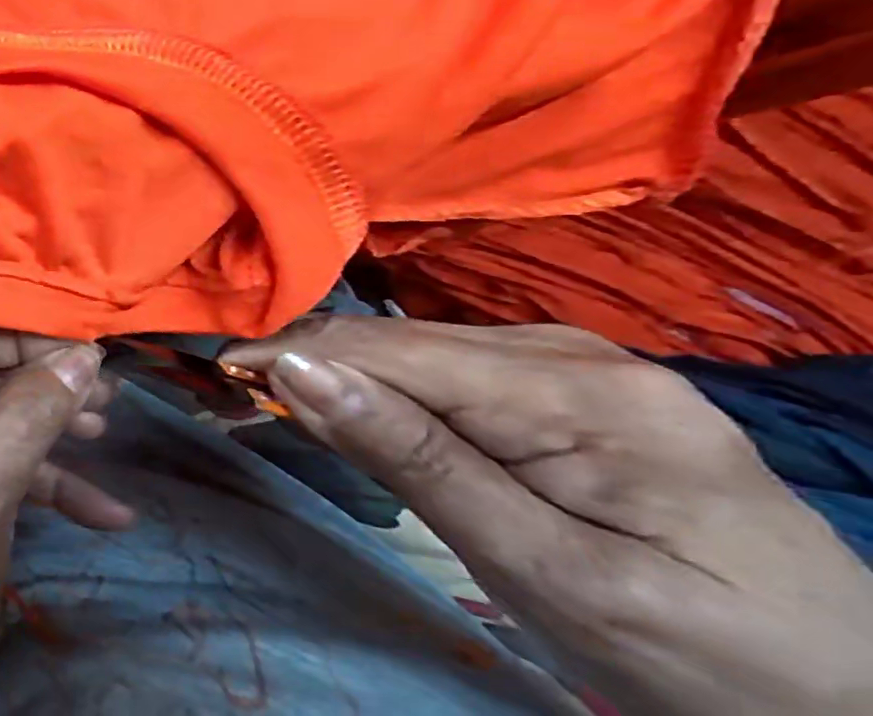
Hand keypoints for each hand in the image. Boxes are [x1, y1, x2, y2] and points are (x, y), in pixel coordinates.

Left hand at [0, 330, 130, 715]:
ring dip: (54, 423)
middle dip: (46, 383)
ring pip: (0, 410)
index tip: (87, 339)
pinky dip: (52, 479)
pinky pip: (4, 457)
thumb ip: (33, 411)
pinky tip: (106, 510)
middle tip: (107, 386)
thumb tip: (85, 355)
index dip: (25, 335)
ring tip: (105, 424)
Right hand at [223, 317, 872, 715]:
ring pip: (411, 349)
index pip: (394, 351)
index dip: (294, 353)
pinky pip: (442, 368)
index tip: (213, 373)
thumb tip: (299, 371)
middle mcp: (572, 351)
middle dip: (305, 361)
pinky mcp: (562, 383)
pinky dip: (379, 387)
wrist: (852, 698)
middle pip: (398, 341)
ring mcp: (570, 361)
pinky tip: (349, 405)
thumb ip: (418, 461)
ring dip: (335, 373)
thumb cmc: (705, 660)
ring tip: (267, 399)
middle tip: (224, 393)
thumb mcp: (551, 574)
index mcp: (584, 393)